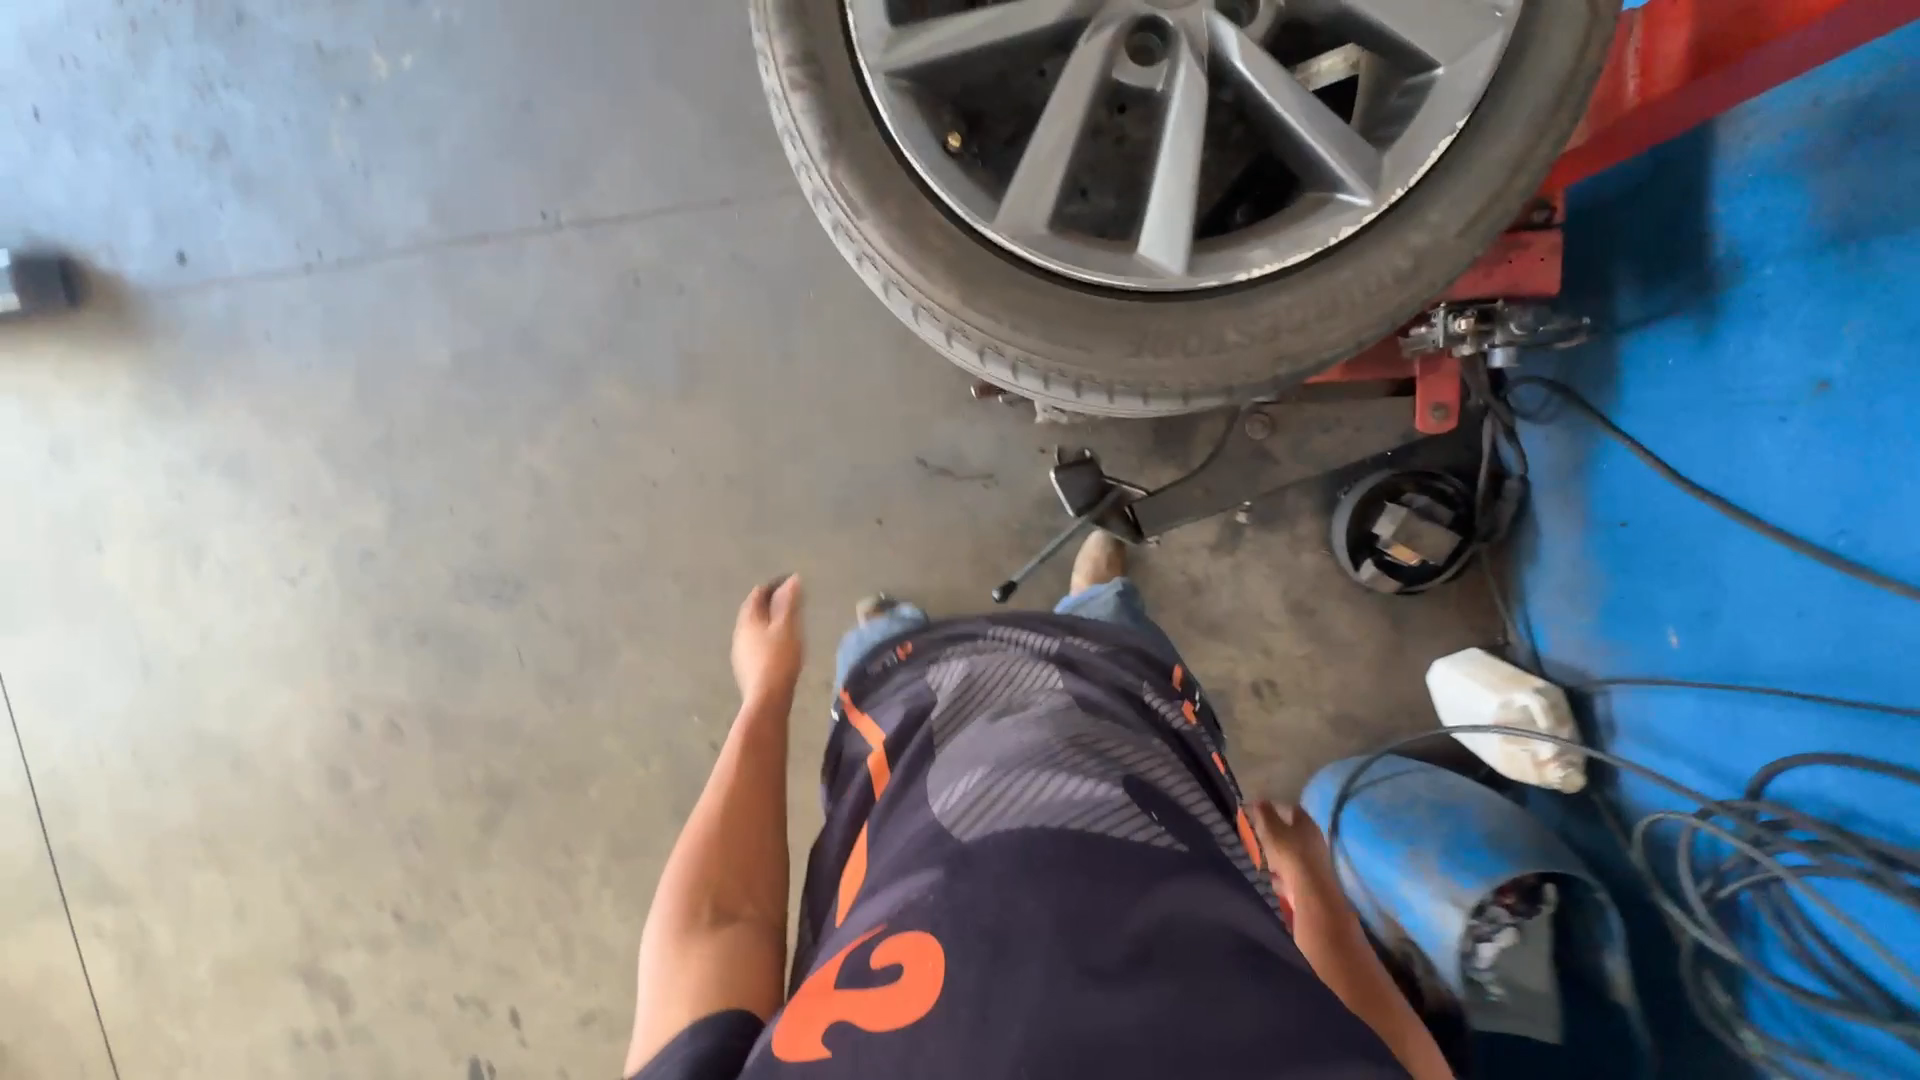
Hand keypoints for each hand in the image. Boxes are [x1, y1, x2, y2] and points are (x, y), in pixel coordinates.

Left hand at [732, 576, 803, 703]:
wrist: (767, 696)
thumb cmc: (780, 657)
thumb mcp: (788, 626)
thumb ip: (789, 602)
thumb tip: (792, 579)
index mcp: (748, 619)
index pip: (757, 594)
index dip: (772, 585)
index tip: (789, 582)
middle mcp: (739, 632)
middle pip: (753, 610)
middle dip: (769, 602)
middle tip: (788, 600)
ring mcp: (740, 650)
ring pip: (753, 628)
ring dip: (767, 620)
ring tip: (785, 621)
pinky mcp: (745, 666)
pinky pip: (755, 642)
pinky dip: (766, 636)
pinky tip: (777, 644)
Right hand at [1251, 801, 1340, 909]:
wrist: (1310, 892)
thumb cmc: (1289, 854)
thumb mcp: (1271, 829)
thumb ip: (1264, 814)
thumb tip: (1259, 800)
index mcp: (1306, 823)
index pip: (1290, 809)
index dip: (1273, 809)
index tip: (1258, 814)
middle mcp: (1314, 839)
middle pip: (1291, 832)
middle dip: (1274, 836)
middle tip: (1260, 839)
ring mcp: (1316, 860)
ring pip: (1292, 853)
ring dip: (1278, 857)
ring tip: (1266, 863)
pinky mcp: (1314, 879)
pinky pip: (1295, 872)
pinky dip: (1285, 875)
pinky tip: (1277, 880)